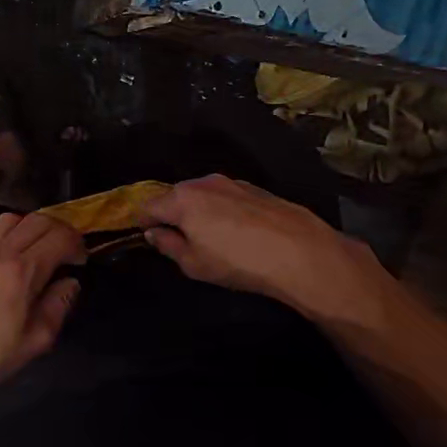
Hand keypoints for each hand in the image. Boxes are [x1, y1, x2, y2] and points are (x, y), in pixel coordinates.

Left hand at [0, 213, 85, 417]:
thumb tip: (69, 285)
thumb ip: (59, 305)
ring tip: (41, 247)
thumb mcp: (39, 338)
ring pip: (11, 219)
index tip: (81, 259)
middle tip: (68, 250)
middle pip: (37, 220)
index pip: (58, 237)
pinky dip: (4, 234)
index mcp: (21, 272)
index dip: (77, 244)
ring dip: (31, 226)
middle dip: (60, 230)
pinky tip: (11, 253)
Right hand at [142, 174, 389, 323]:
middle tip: (182, 240)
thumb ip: (167, 246)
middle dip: (173, 215)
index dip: (144, 223)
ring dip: (200, 212)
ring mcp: (232, 182)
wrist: (301, 253)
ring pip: (203, 195)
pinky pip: (227, 197)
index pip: (148, 206)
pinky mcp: (256, 188)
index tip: (149, 238)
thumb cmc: (237, 262)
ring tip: (213, 237)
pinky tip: (239, 232)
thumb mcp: (193, 264)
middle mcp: (202, 183)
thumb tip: (154, 233)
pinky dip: (224, 211)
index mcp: (181, 199)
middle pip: (175, 197)